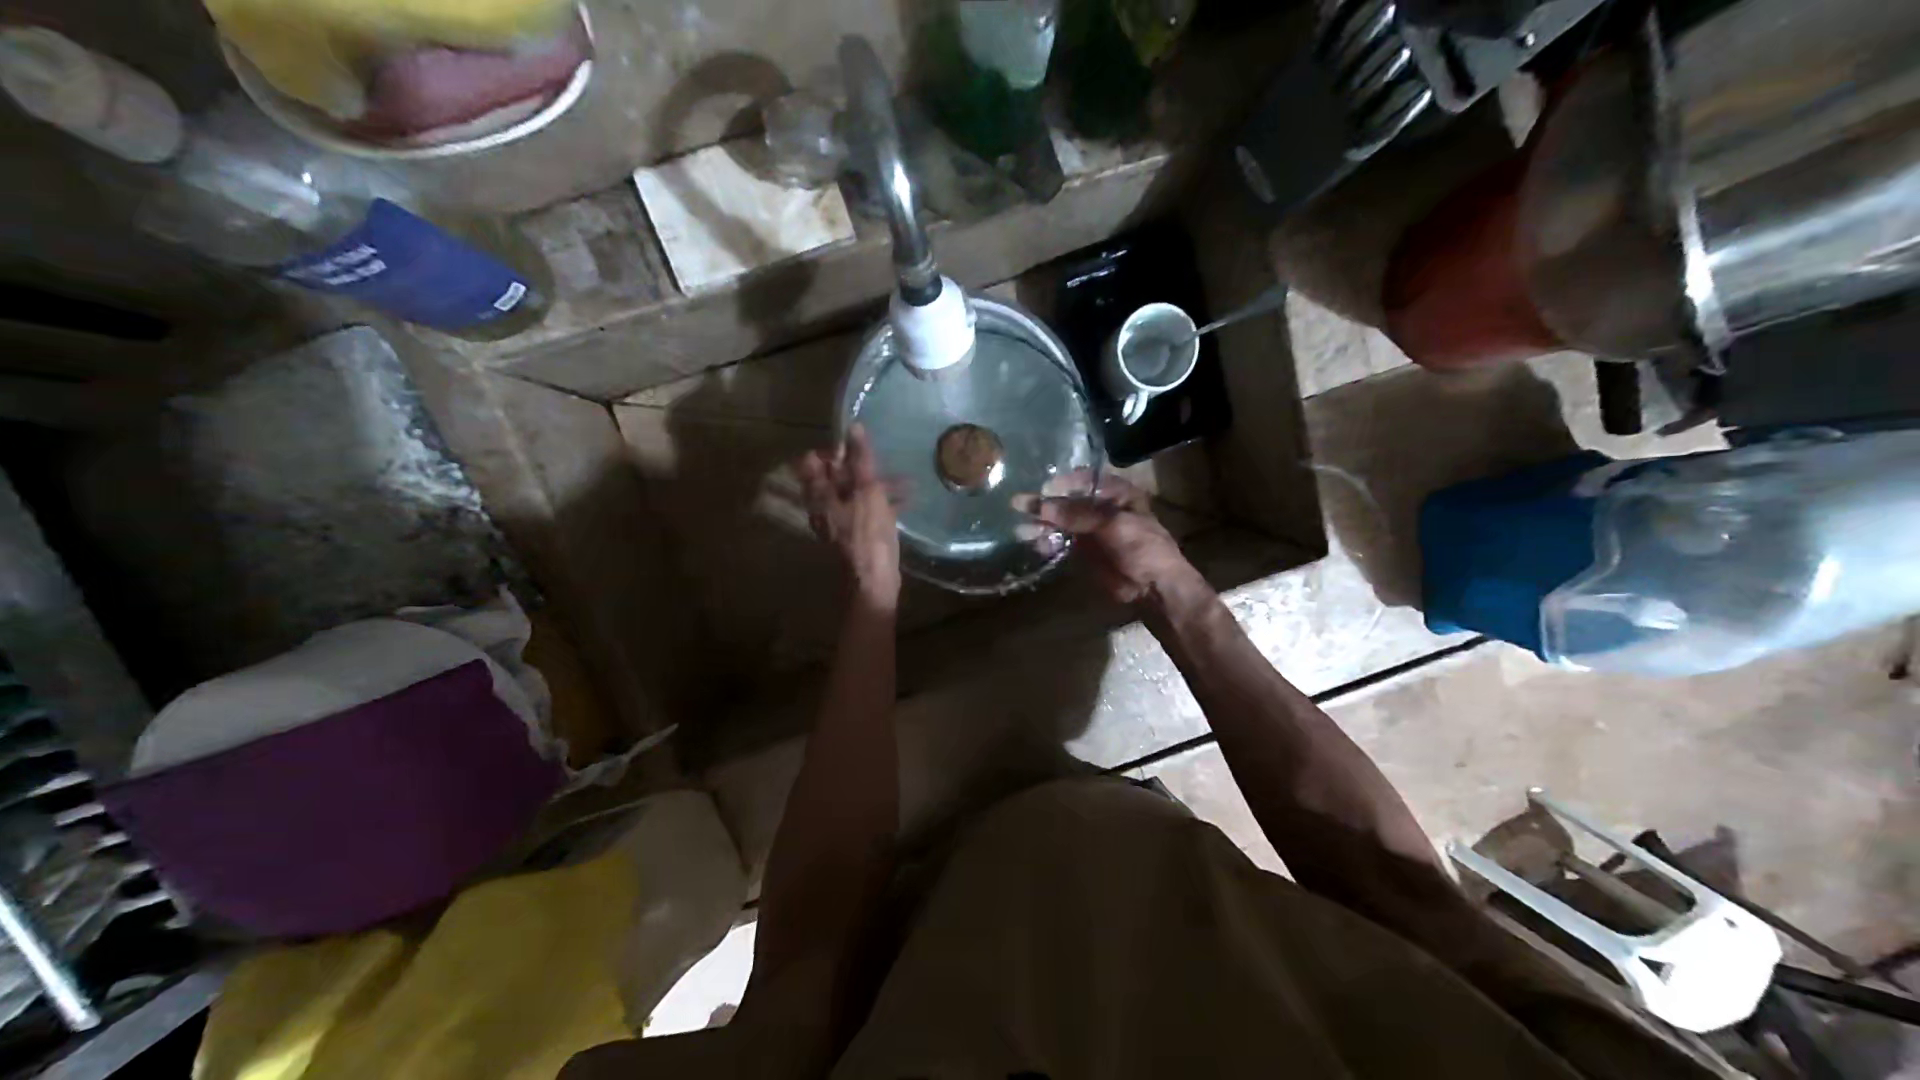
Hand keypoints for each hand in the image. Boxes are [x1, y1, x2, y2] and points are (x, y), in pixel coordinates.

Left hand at [795, 425, 900, 607]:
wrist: (873, 580)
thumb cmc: (868, 534)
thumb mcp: (867, 491)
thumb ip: (861, 459)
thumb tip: (854, 427)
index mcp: (820, 494)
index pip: (812, 461)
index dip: (832, 451)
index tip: (854, 450)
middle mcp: (823, 506)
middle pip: (834, 476)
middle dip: (858, 466)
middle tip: (880, 463)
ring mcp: (838, 521)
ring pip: (852, 493)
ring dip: (874, 484)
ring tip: (901, 481)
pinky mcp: (855, 534)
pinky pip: (864, 509)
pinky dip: (880, 502)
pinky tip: (903, 501)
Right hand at [1012, 470, 1204, 608]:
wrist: (1154, 586)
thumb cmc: (1142, 546)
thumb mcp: (1112, 524)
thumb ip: (1076, 514)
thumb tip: (1040, 506)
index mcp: (1116, 493)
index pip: (1084, 479)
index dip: (1062, 482)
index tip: (1042, 488)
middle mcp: (1100, 507)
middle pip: (1067, 501)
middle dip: (1045, 505)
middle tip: (1019, 506)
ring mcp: (1090, 530)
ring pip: (1060, 522)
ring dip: (1041, 525)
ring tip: (1022, 530)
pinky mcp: (1082, 551)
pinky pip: (1060, 542)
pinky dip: (1046, 542)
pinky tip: (1034, 544)